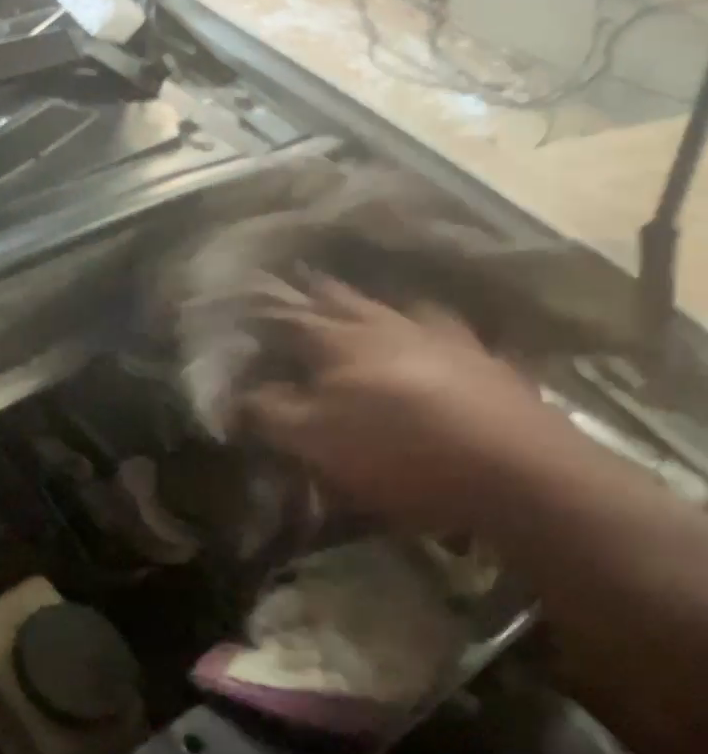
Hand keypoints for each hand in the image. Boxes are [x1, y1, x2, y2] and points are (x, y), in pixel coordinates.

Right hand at [242, 278, 571, 529]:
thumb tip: (232, 394)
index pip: (283, 313)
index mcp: (338, 339)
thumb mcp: (311, 439)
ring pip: (401, 307)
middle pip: (343, 298)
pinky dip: (433, 330)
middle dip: (312, 288)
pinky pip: (452, 334)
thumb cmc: (398, 452)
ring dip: (376, 303)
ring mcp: (446, 340)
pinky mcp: (491, 366)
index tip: (231, 300)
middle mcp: (388, 326)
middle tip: (292, 277)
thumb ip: (265, 411)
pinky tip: (435, 338)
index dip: (254, 307)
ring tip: (364, 304)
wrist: (524, 476)